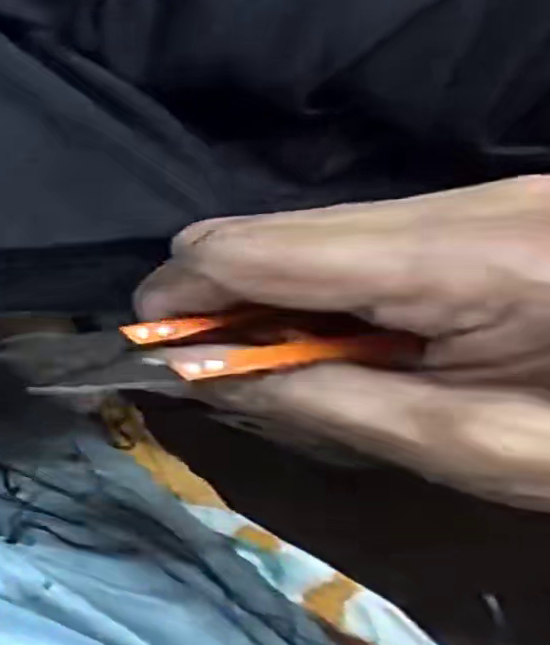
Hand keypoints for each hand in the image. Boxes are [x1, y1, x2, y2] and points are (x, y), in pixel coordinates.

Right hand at [135, 176, 549, 508]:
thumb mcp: (481, 448)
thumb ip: (314, 400)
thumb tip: (186, 370)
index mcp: (467, 260)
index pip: (245, 249)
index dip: (175, 294)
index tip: (155, 348)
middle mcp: (457, 203)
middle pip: (250, 226)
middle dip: (206, 294)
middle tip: (223, 360)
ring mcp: (477, 196)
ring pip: (287, 227)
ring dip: (257, 290)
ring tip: (299, 353)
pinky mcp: (489, 205)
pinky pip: (338, 234)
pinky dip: (306, 283)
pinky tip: (354, 331)